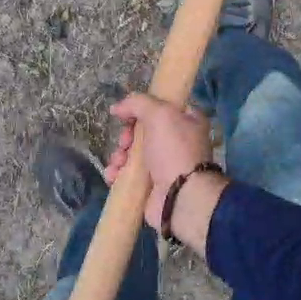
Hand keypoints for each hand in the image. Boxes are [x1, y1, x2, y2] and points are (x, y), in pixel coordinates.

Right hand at [106, 93, 211, 230]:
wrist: (180, 196)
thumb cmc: (174, 149)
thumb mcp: (159, 114)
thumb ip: (137, 103)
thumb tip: (117, 108)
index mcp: (187, 122)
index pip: (160, 108)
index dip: (141, 110)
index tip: (126, 116)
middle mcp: (177, 142)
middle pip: (142, 132)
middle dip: (127, 137)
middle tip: (125, 143)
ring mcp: (164, 166)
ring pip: (132, 154)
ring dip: (119, 156)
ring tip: (119, 162)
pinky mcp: (151, 187)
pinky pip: (128, 176)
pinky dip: (117, 174)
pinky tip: (113, 175)